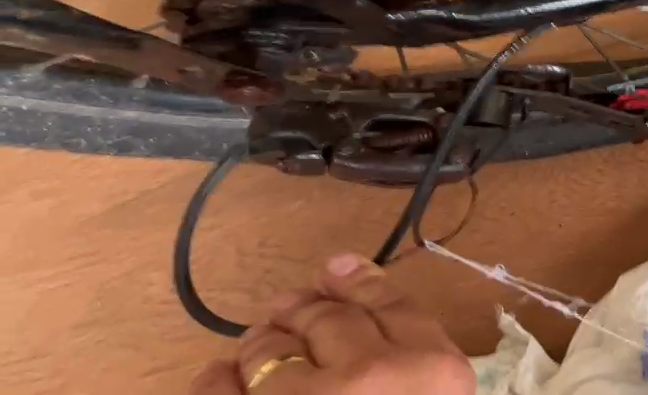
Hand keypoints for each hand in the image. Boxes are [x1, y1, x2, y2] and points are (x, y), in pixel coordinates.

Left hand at [189, 254, 474, 394]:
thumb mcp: (435, 393)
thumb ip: (415, 348)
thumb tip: (363, 288)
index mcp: (430, 366)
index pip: (393, 307)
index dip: (361, 282)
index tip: (335, 266)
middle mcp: (373, 374)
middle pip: (332, 323)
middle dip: (302, 310)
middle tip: (284, 307)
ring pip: (274, 352)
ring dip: (258, 343)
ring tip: (251, 345)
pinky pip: (222, 394)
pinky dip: (213, 382)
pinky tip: (214, 377)